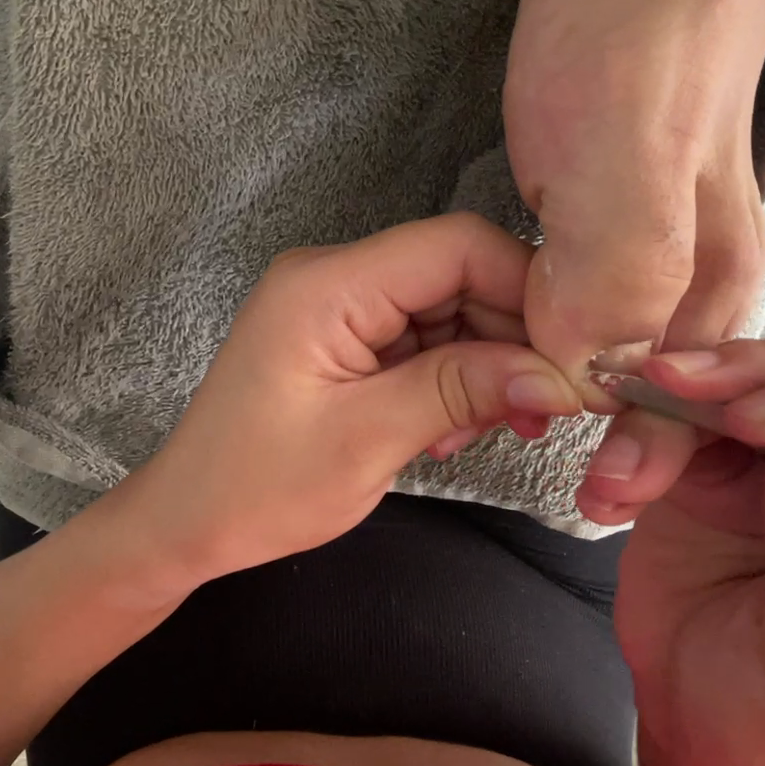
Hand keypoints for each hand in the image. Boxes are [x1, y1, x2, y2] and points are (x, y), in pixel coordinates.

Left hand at [134, 214, 581, 582]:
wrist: (190, 520)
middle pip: (455, 275)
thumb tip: (559, 373)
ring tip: (487, 427)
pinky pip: (417, 340)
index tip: (574, 354)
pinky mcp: (340, 341)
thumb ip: (463, 389)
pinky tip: (449, 428)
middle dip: (508, 337)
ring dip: (481, 365)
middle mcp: (331, 279)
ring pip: (444, 311)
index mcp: (326, 284)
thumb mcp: (368, 438)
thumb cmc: (258, 486)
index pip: (455, 245)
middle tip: (543, 408)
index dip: (526, 290)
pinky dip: (449, 378)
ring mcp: (334, 309)